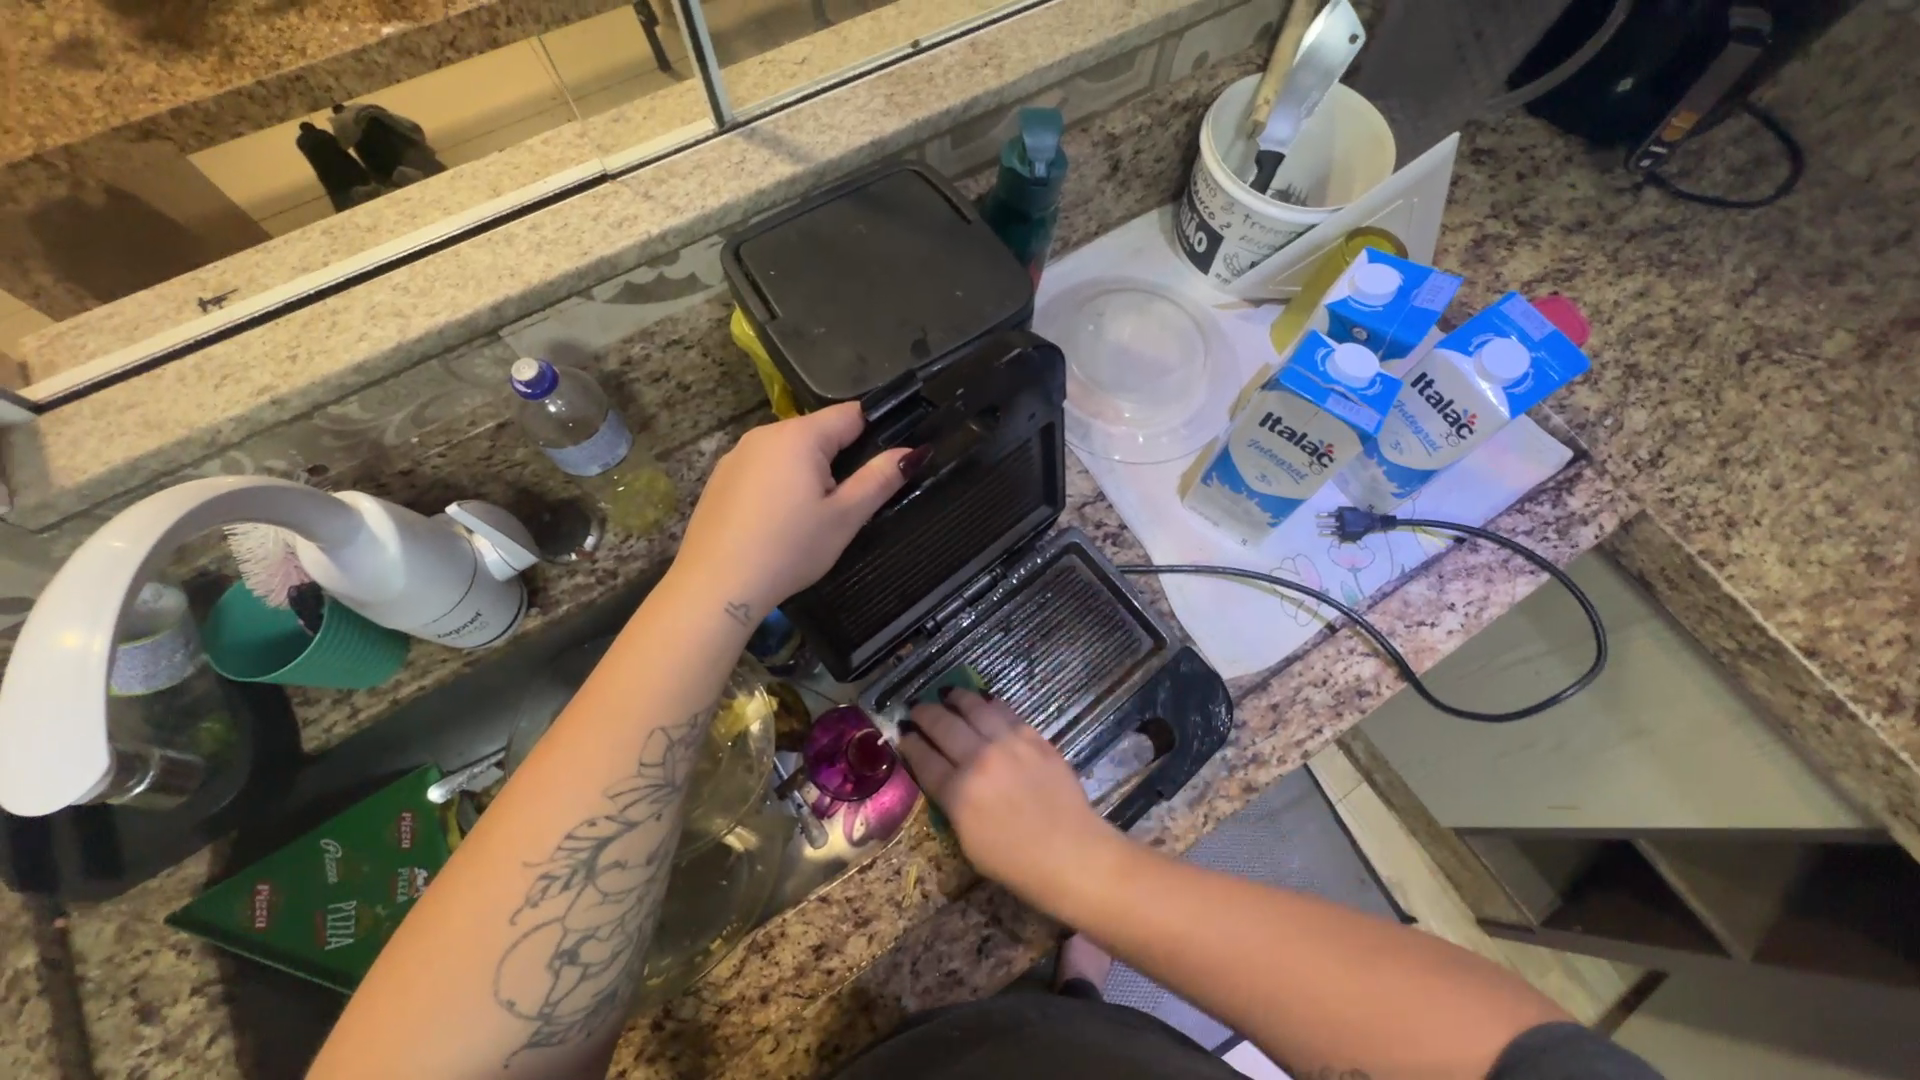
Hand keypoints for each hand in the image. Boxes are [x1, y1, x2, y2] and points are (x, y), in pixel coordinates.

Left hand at [673, 403, 914, 616]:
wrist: (717, 585)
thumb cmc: (789, 549)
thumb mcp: (844, 518)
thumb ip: (880, 480)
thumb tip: (914, 451)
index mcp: (800, 436)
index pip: (851, 413)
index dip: (875, 433)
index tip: (885, 464)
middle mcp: (765, 434)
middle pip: (818, 433)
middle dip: (839, 459)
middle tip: (848, 505)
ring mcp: (737, 455)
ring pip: (789, 453)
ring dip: (808, 473)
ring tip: (813, 518)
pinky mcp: (721, 479)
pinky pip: (763, 470)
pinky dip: (779, 486)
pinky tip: (778, 523)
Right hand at [898, 689, 1118, 905]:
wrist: (1071, 853)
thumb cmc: (1016, 862)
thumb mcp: (967, 842)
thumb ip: (952, 805)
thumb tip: (945, 779)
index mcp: (958, 793)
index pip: (924, 759)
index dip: (910, 744)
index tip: (903, 735)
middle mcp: (978, 760)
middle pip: (943, 727)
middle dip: (925, 715)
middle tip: (917, 710)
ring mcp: (1008, 745)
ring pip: (974, 709)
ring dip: (956, 699)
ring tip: (947, 693)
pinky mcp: (1034, 738)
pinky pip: (1006, 712)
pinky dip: (989, 703)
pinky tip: (983, 701)